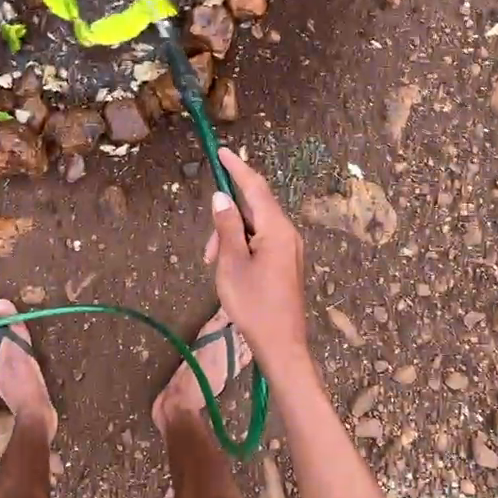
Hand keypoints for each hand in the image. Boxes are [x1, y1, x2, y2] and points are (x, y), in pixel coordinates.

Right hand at [204, 148, 309, 373]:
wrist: (281, 346)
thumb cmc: (254, 305)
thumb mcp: (232, 263)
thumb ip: (227, 227)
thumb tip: (221, 197)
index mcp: (276, 229)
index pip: (255, 187)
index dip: (237, 168)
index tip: (222, 151)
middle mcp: (287, 233)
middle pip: (253, 208)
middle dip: (226, 219)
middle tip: (208, 249)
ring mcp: (289, 248)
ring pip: (254, 227)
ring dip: (231, 237)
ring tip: (215, 266)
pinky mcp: (286, 262)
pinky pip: (261, 241)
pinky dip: (241, 246)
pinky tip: (229, 267)